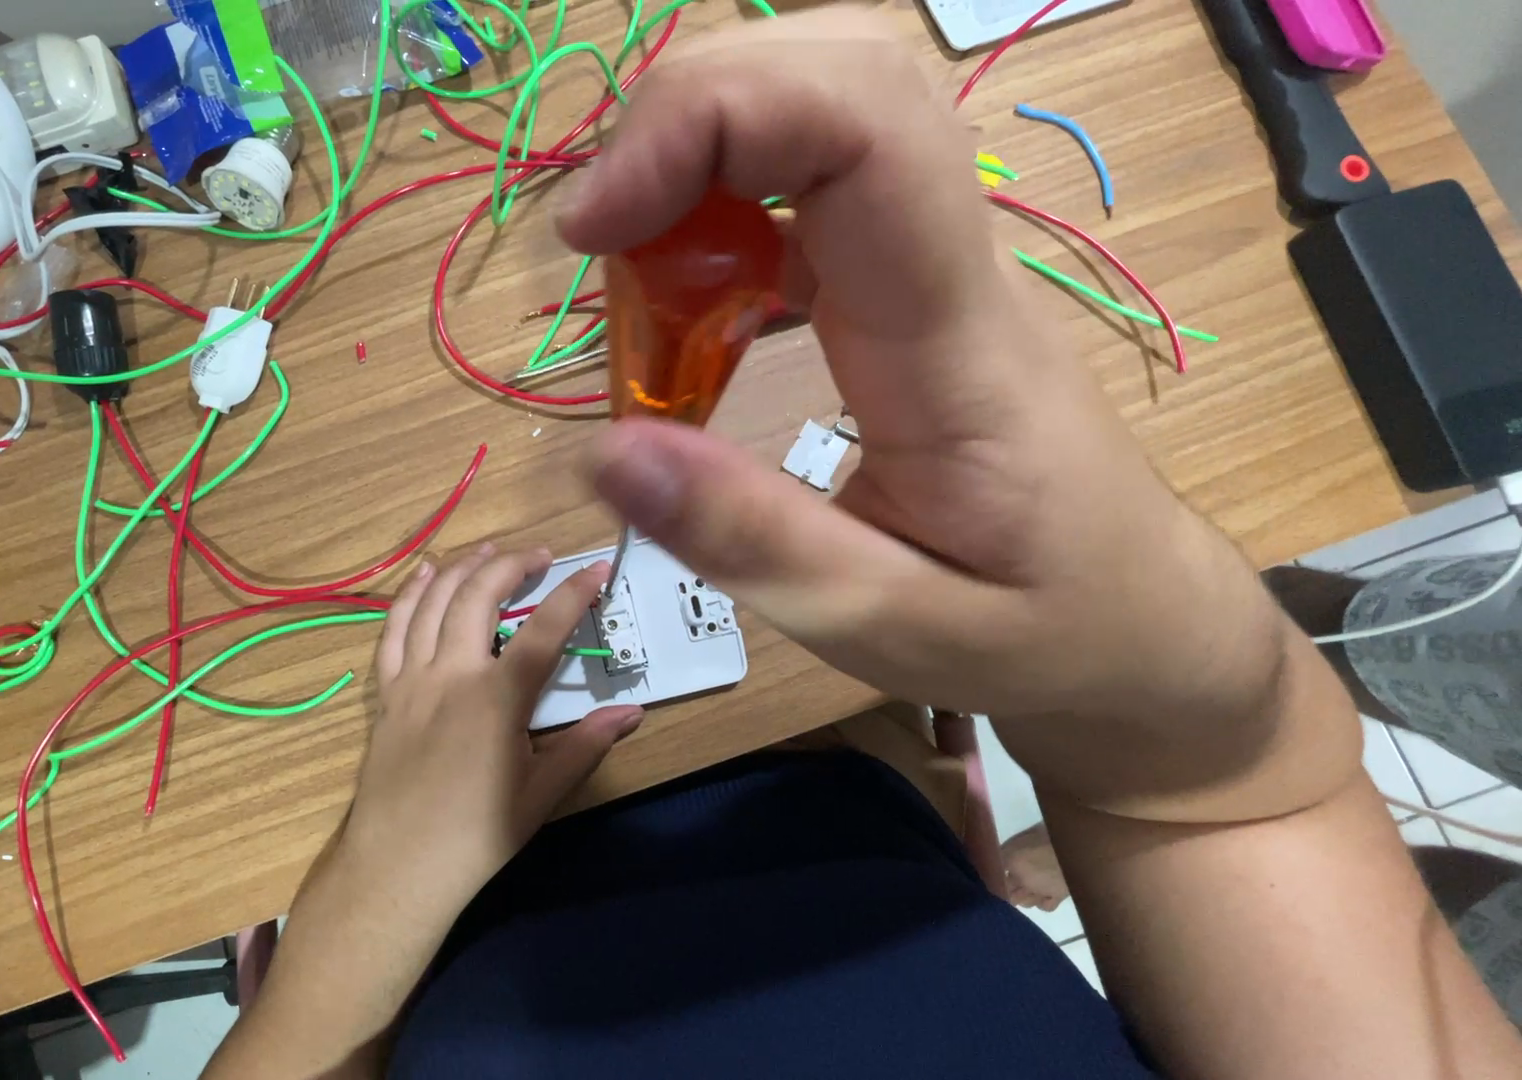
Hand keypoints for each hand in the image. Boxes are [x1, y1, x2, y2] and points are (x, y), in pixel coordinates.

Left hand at [337, 546, 644, 915]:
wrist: (397, 868)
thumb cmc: (476, 835)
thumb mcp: (541, 794)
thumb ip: (585, 745)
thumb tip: (633, 713)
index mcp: (497, 699)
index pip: (544, 629)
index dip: (573, 593)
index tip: (597, 567)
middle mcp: (453, 675)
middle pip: (479, 596)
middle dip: (512, 564)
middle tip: (541, 555)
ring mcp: (412, 680)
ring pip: (434, 603)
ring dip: (463, 569)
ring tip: (489, 550)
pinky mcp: (386, 693)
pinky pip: (393, 630)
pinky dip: (410, 595)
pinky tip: (426, 575)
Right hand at [557, 7, 1355, 819]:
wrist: (1140, 627)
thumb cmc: (1037, 634)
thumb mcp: (891, 624)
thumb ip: (753, 542)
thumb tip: (606, 454)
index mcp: (956, 341)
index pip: (864, 128)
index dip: (708, 120)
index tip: (591, 227)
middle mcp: (952, 268)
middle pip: (848, 72)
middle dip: (693, 112)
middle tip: (604, 236)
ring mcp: (934, 269)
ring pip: (831, 111)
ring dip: (704, 152)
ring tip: (635, 273)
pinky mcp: (909, 293)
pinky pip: (815, 190)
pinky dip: (724, 208)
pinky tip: (691, 303)